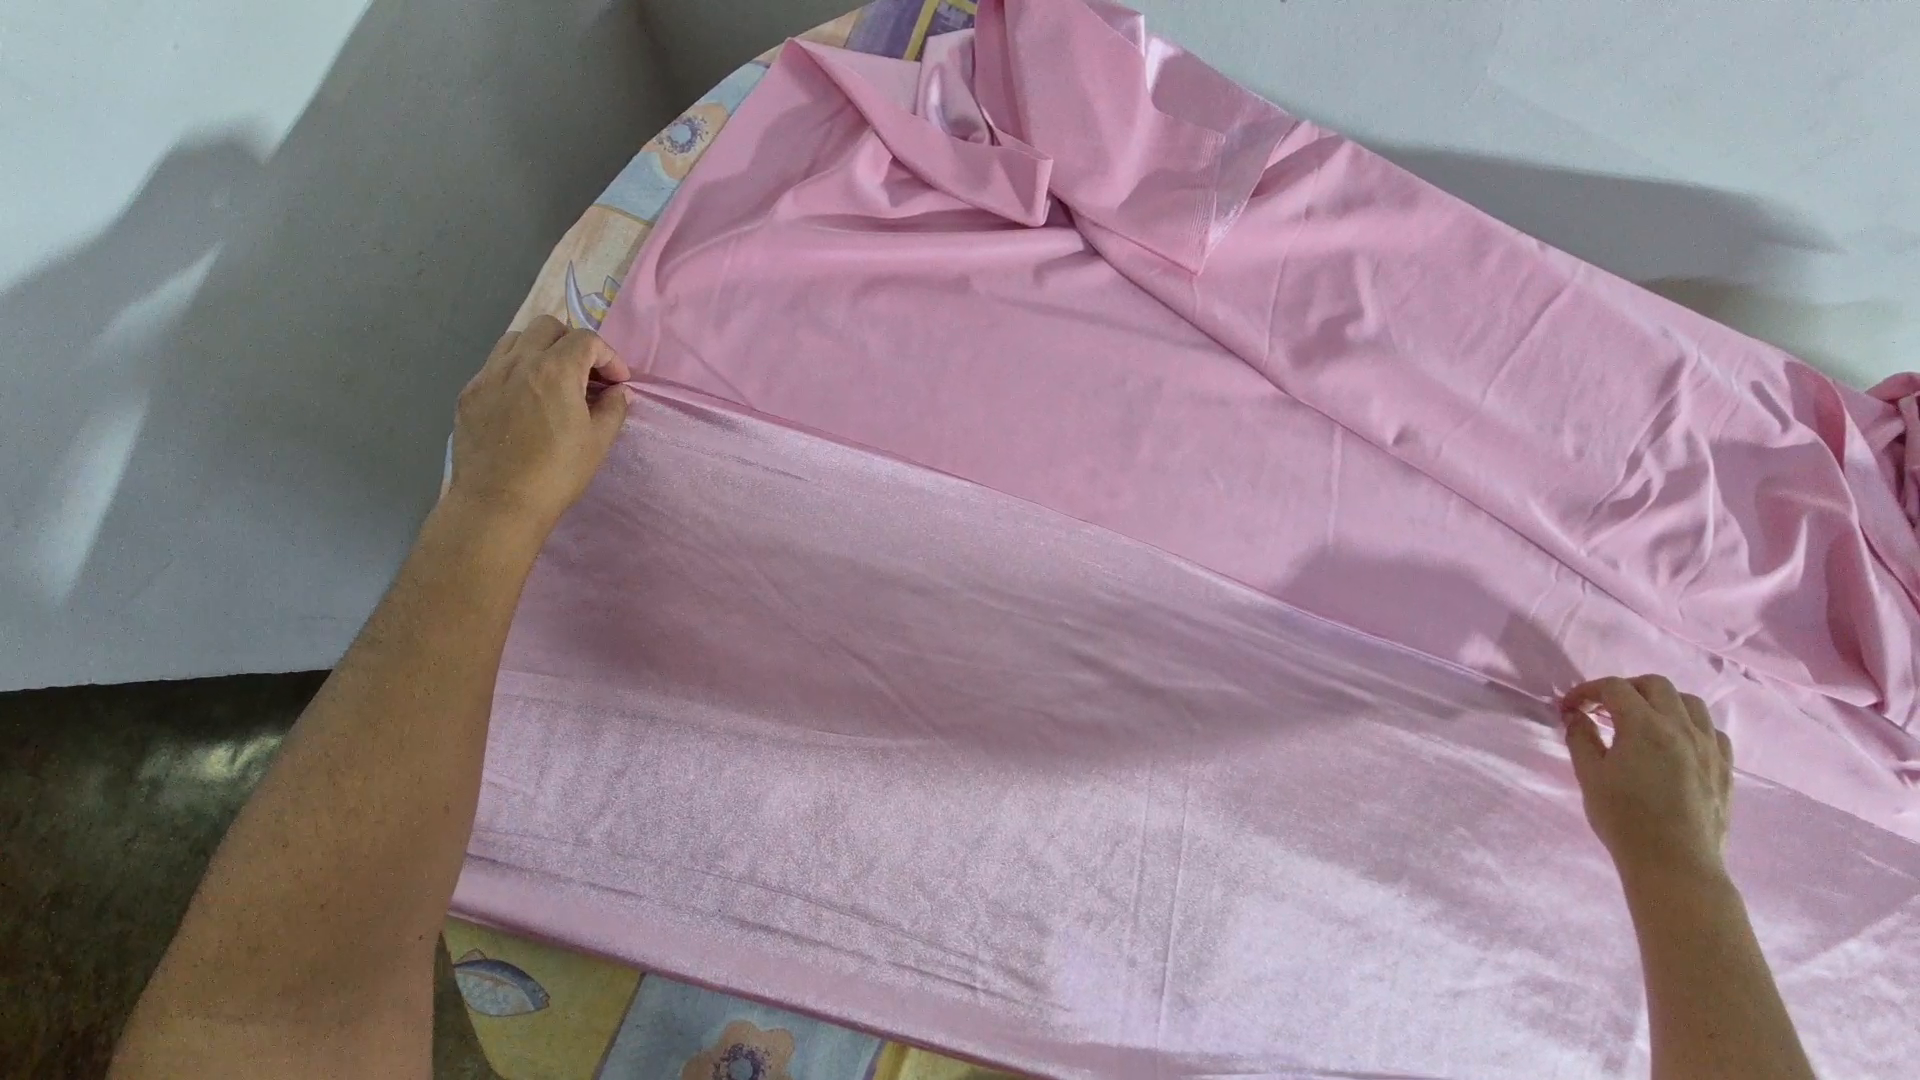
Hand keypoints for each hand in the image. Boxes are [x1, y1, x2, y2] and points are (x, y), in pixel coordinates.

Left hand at [445, 315, 632, 534]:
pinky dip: (517, 371)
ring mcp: (488, 375)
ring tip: (554, 381)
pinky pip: (495, 365)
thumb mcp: (598, 442)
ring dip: (541, 350)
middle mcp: (518, 362)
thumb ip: (613, 409)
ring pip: (516, 339)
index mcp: (555, 371)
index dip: (608, 357)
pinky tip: (526, 401)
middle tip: (586, 374)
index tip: (617, 382)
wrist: (498, 503)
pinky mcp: (469, 393)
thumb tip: (617, 392)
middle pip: (548, 327)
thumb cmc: (557, 474)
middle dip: (573, 343)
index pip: (586, 340)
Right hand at [1562, 675, 1733, 885]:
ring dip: (1660, 703)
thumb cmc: (1623, 818)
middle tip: (1603, 710)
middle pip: (1656, 686)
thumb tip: (1577, 716)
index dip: (1587, 691)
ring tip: (1639, 722)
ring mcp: (1709, 749)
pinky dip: (1688, 725)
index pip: (1615, 688)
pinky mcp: (1724, 768)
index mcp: (1645, 727)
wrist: (1674, 863)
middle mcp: (1682, 729)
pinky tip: (1672, 744)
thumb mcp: (1589, 775)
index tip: (1570, 709)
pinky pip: (1712, 731)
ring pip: (1690, 703)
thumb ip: (1581, 738)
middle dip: (1625, 689)